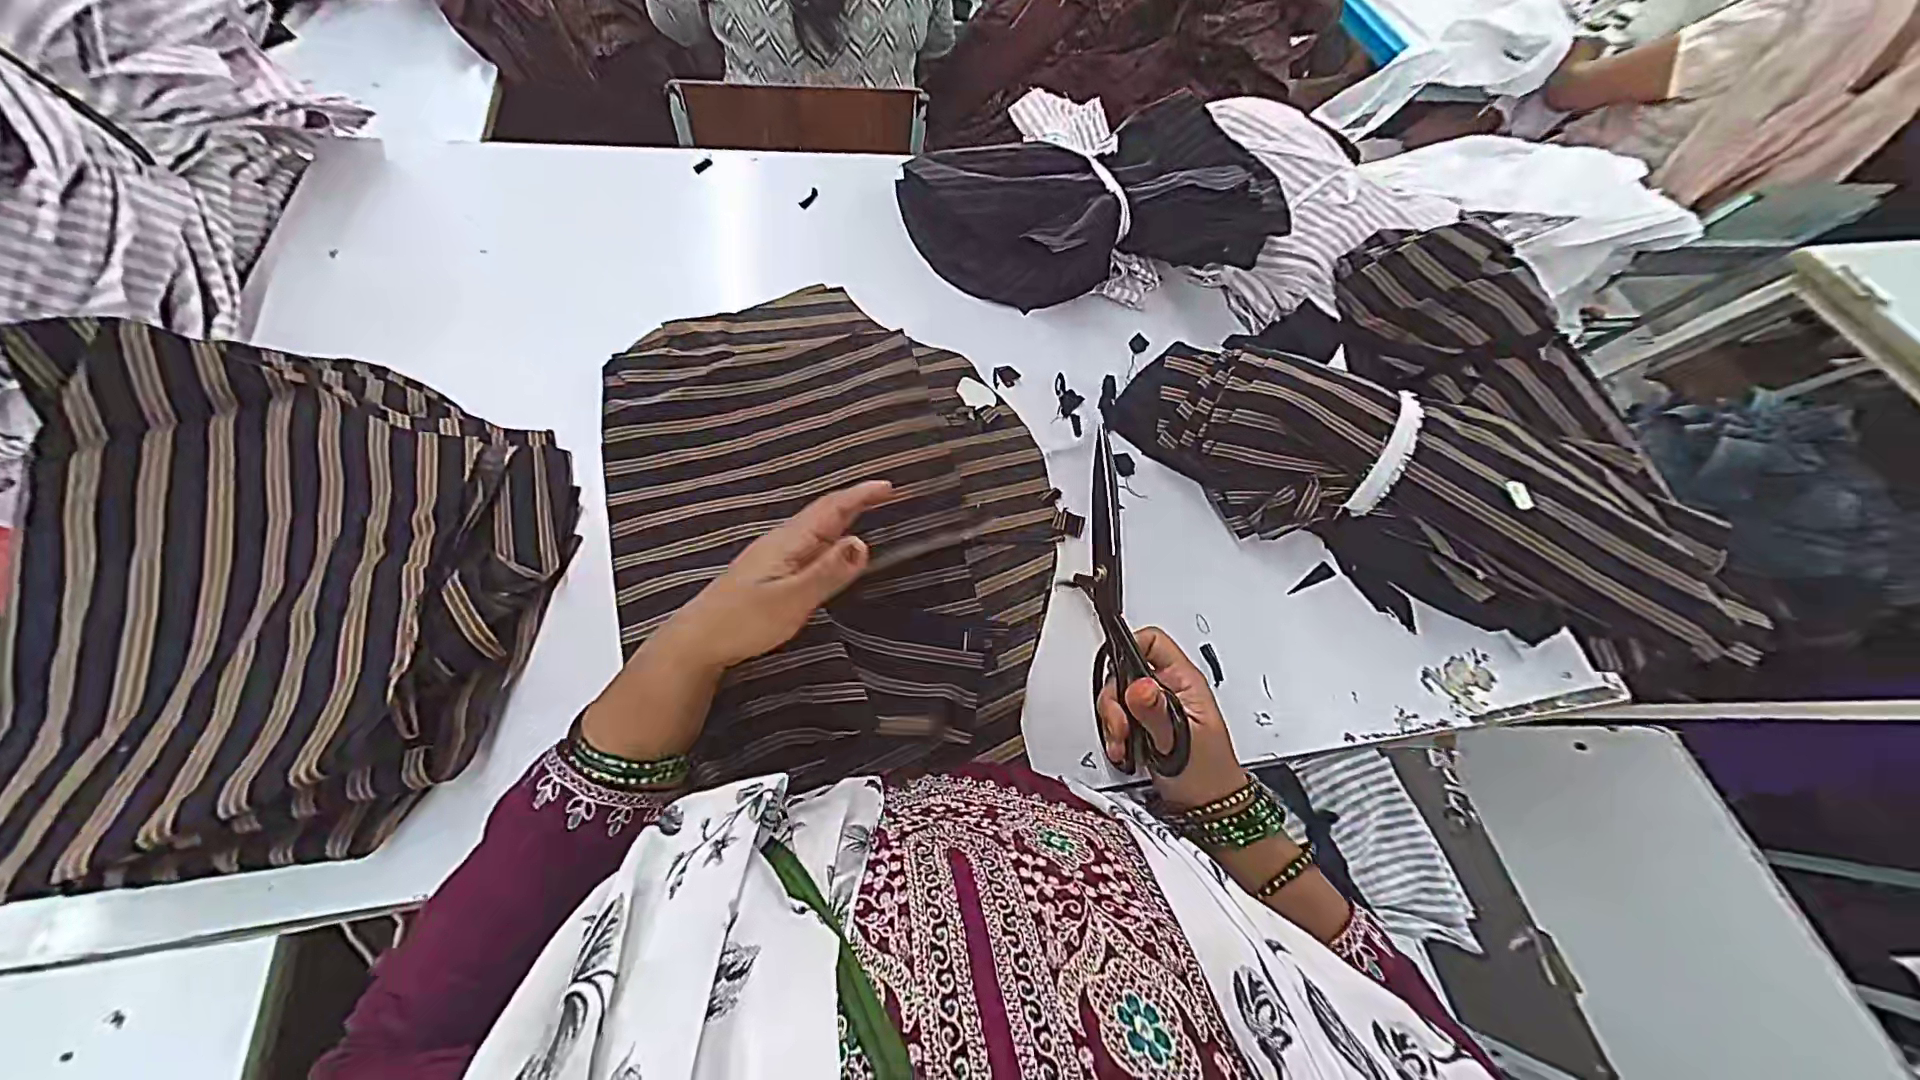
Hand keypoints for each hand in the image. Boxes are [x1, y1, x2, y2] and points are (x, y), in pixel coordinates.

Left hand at [650, 479, 893, 672]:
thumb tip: (863, 542)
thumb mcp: (791, 599)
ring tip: (867, 513)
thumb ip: (828, 572)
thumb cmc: (742, 621)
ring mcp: (774, 556)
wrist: (697, 642)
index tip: (888, 485)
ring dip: (843, 517)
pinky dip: (830, 537)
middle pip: (823, 513)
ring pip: (816, 528)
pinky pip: (809, 544)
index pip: (831, 509)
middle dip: (855, 500)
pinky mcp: (771, 571)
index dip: (860, 495)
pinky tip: (832, 548)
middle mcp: (782, 542)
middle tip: (884, 494)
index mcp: (788, 542)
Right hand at [1097, 627, 1247, 810]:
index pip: (1152, 641)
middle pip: (1125, 669)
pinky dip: (1114, 732)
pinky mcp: (1144, 723)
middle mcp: (1169, 688)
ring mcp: (1155, 705)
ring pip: (1118, 694)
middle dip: (1114, 699)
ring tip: (1125, 742)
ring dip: (1112, 719)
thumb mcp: (1181, 742)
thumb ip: (1157, 712)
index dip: (1129, 649)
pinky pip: (1118, 715)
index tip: (1119, 678)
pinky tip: (1124, 748)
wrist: (1209, 810)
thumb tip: (1139, 686)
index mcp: (1184, 682)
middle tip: (1122, 725)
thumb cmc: (1208, 777)